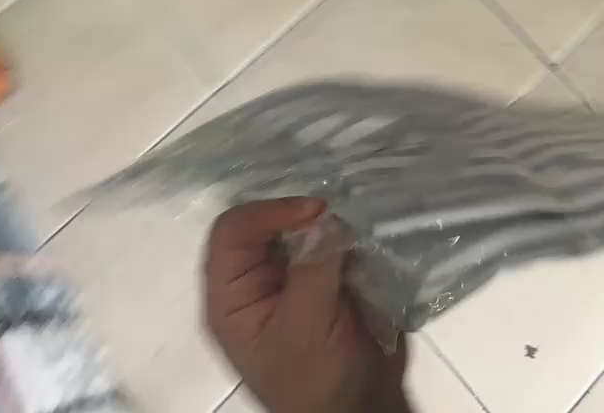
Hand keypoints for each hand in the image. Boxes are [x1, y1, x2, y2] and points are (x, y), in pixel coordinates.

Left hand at [202, 198, 410, 412]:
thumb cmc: (316, 378)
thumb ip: (313, 271)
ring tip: (361, 221)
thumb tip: (326, 219)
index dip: (268, 212)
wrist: (358, 406)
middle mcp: (259, 282)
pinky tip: (371, 232)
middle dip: (302, 210)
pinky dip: (353, 229)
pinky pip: (336, 240)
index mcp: (234, 298)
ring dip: (332, 218)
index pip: (232, 233)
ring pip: (304, 228)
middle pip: (267, 223)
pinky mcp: (332, 278)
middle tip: (343, 211)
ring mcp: (297, 279)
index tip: (318, 211)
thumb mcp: (307, 328)